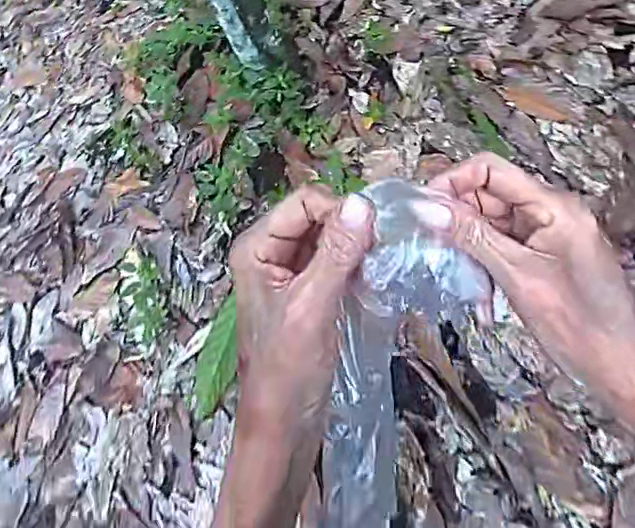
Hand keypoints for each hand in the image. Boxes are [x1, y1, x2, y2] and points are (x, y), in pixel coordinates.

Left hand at [215, 185, 374, 527]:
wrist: (282, 433)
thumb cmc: (286, 373)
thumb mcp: (312, 308)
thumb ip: (337, 253)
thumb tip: (362, 203)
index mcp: (256, 245)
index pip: (305, 200)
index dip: (338, 209)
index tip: (371, 231)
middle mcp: (270, 250)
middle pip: (318, 214)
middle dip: (349, 227)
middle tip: (377, 250)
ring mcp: (290, 270)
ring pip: (330, 236)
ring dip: (355, 245)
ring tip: (374, 266)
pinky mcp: (309, 288)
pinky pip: (336, 258)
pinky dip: (355, 263)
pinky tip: (369, 278)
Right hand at [424, 152, 634, 410]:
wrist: (628, 376)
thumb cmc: (582, 328)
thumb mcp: (519, 278)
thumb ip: (472, 237)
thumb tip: (427, 207)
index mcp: (553, 205)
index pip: (490, 169)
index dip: (453, 181)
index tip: (424, 207)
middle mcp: (552, 210)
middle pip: (489, 195)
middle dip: (459, 219)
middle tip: (435, 248)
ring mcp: (551, 232)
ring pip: (493, 222)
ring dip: (472, 248)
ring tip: (464, 282)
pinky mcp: (547, 254)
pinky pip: (506, 244)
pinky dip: (488, 264)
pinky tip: (482, 296)